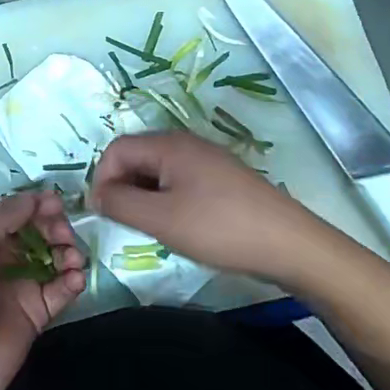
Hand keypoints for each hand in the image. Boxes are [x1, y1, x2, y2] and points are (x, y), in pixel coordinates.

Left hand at [0, 189, 86, 389]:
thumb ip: (2, 221)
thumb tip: (32, 196)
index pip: (15, 216)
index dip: (36, 206)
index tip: (56, 202)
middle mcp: (5, 261)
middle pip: (38, 234)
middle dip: (55, 228)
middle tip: (64, 234)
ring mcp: (24, 286)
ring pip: (54, 259)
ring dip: (67, 253)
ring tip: (72, 260)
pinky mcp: (40, 312)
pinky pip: (62, 289)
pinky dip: (72, 281)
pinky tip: (75, 280)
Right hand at [90, 131, 342, 282]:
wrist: (293, 246)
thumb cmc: (220, 229)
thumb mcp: (160, 219)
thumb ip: (119, 203)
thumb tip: (96, 195)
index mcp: (169, 145)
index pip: (116, 149)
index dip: (102, 178)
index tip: (103, 212)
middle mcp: (186, 144)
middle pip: (136, 156)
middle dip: (122, 186)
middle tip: (126, 221)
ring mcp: (207, 160)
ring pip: (157, 170)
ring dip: (143, 195)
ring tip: (151, 226)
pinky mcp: (222, 179)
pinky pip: (179, 180)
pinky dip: (166, 199)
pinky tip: (178, 224)